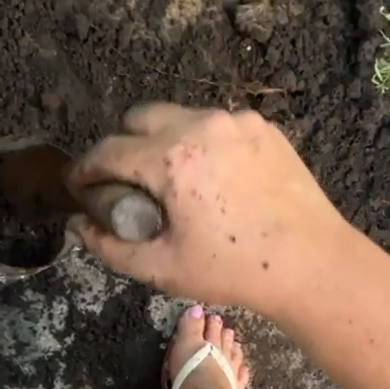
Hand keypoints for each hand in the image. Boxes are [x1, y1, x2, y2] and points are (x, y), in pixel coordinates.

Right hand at [68, 104, 357, 313]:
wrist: (311, 263)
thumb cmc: (232, 270)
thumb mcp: (161, 268)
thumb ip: (108, 246)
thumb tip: (78, 225)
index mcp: (171, 160)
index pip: (108, 150)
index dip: (85, 169)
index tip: (78, 186)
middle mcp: (201, 126)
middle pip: (138, 117)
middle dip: (121, 146)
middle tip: (123, 183)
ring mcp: (236, 122)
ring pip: (178, 117)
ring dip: (160, 142)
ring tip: (167, 183)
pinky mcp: (262, 128)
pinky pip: (214, 126)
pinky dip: (198, 144)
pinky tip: (208, 181)